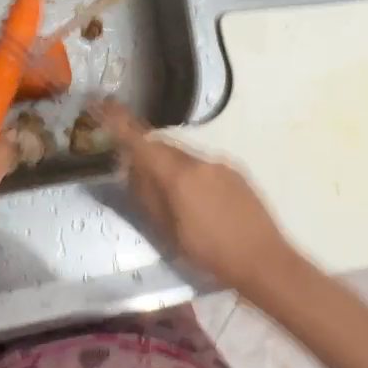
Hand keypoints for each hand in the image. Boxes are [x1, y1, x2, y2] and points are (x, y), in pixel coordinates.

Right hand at [94, 100, 294, 293]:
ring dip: (169, 166)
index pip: (141, 141)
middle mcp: (200, 161)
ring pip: (184, 156)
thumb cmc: (211, 254)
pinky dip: (190, 174)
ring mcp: (221, 164)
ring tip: (168, 195)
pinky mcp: (237, 173)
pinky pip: (204, 166)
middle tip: (133, 171)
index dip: (119, 123)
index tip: (102, 106)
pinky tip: (197, 202)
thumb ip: (147, 196)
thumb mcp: (168, 232)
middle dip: (145, 152)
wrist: (265, 262)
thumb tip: (131, 170)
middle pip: (163, 147)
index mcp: (178, 175)